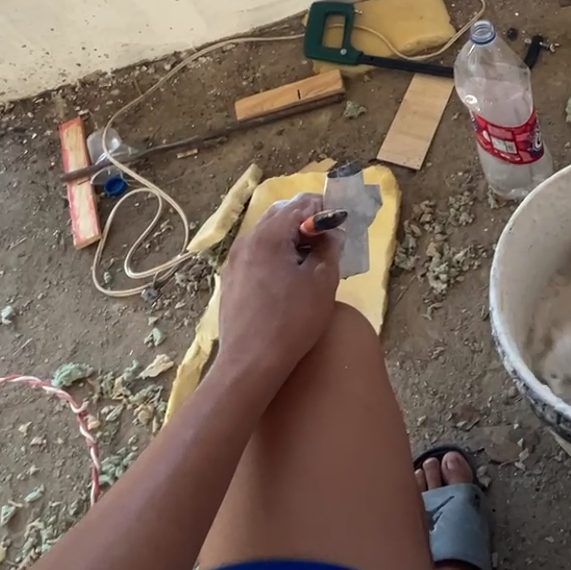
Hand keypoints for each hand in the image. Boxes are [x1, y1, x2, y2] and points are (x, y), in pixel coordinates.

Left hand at [216, 192, 339, 385]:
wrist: (250, 365)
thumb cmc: (292, 321)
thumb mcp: (322, 282)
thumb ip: (329, 248)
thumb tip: (331, 232)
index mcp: (268, 236)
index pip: (300, 204)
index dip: (324, 210)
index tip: (339, 226)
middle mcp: (246, 241)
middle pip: (280, 215)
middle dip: (306, 221)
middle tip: (327, 242)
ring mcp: (234, 261)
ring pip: (267, 234)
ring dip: (291, 238)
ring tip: (310, 261)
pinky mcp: (231, 279)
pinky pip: (257, 252)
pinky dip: (276, 253)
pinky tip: (288, 277)